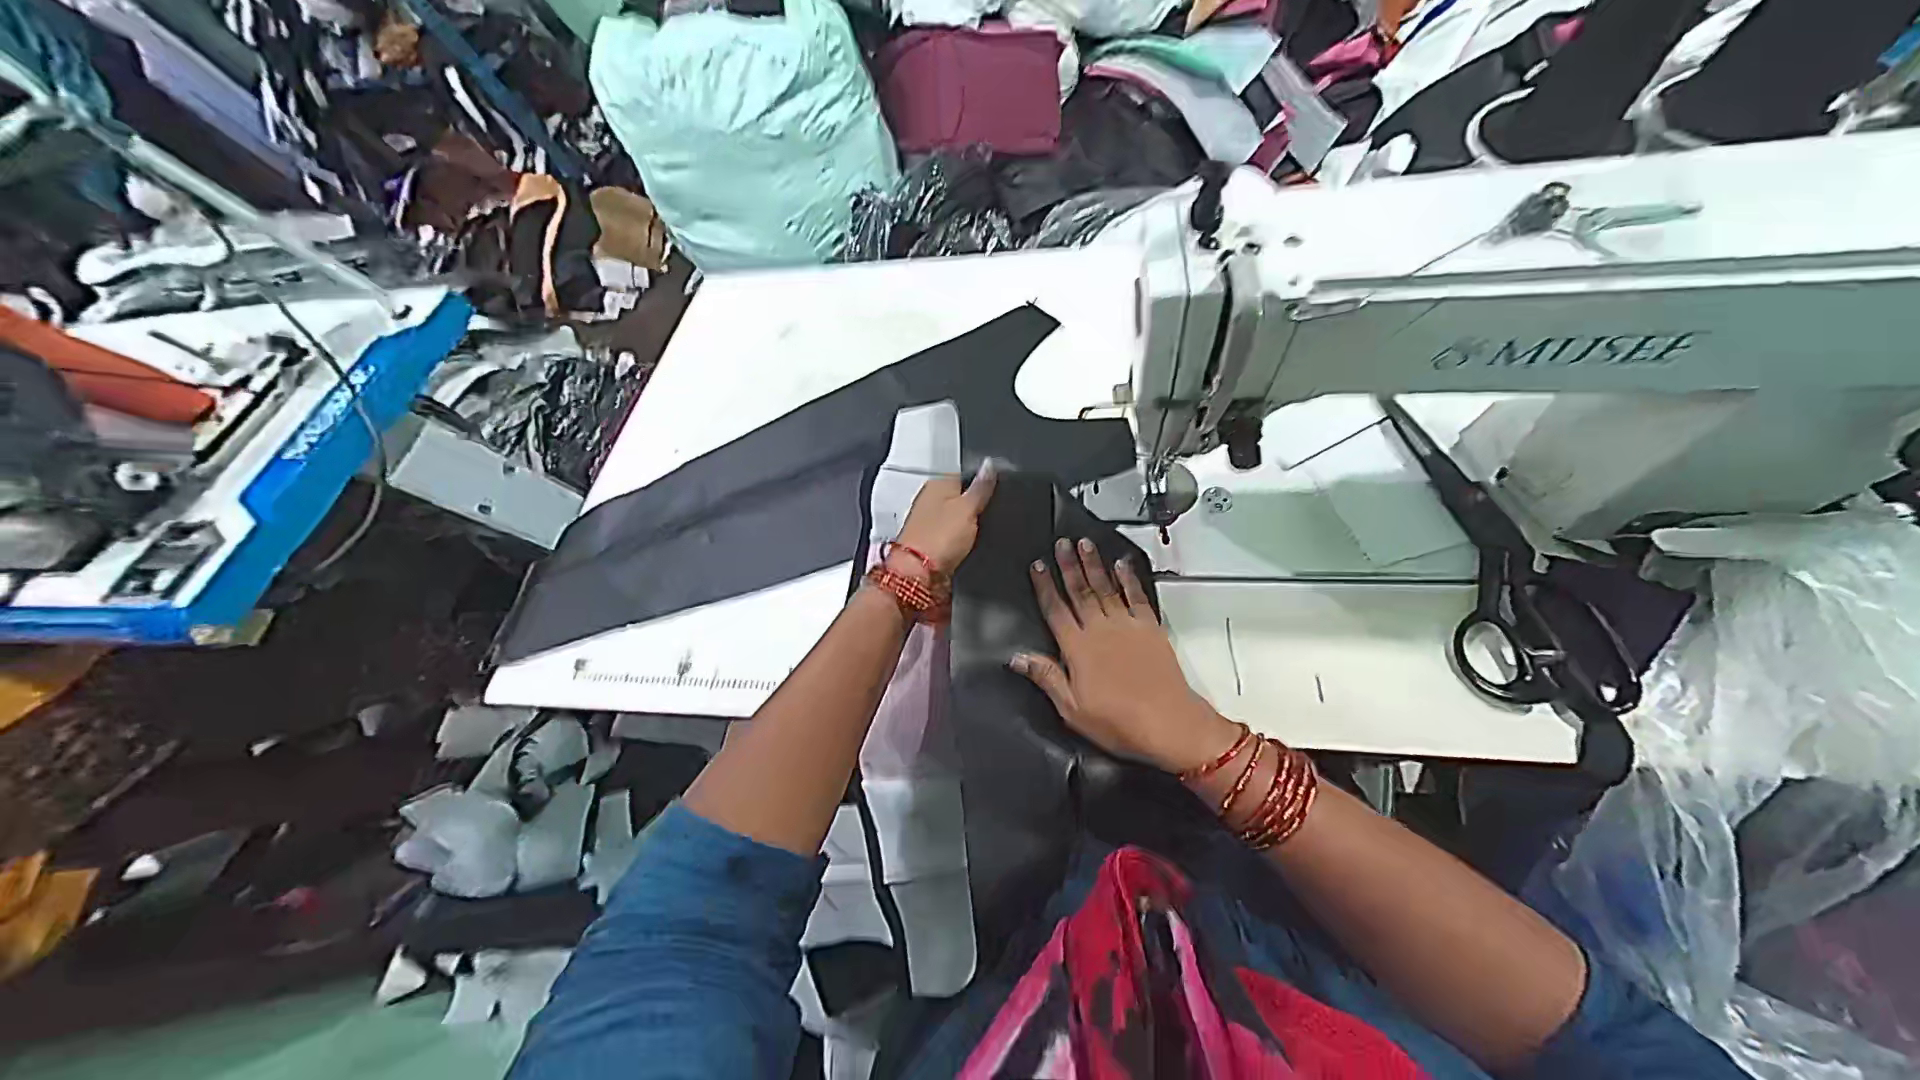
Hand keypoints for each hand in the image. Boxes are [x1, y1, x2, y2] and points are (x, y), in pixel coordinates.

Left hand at [892, 463, 997, 576]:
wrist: (918, 573)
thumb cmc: (938, 537)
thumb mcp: (968, 507)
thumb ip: (980, 486)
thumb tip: (989, 463)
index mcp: (937, 483)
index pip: (964, 473)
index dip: (983, 480)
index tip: (996, 489)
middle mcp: (929, 499)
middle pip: (959, 495)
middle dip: (975, 503)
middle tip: (989, 511)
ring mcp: (928, 521)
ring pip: (955, 516)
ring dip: (967, 522)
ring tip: (979, 529)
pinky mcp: (930, 541)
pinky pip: (951, 534)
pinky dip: (960, 537)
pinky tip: (967, 543)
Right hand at [1012, 539, 1239, 773]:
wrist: (1168, 723)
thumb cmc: (1118, 721)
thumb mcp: (1071, 709)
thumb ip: (1046, 677)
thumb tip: (1017, 658)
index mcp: (1077, 648)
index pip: (1055, 610)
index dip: (1045, 586)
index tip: (1038, 566)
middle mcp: (1100, 630)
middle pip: (1080, 591)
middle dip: (1068, 565)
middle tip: (1061, 543)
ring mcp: (1127, 626)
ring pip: (1106, 587)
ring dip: (1094, 564)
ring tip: (1085, 543)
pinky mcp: (1150, 629)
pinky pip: (1137, 596)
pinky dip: (1129, 579)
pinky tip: (1122, 565)